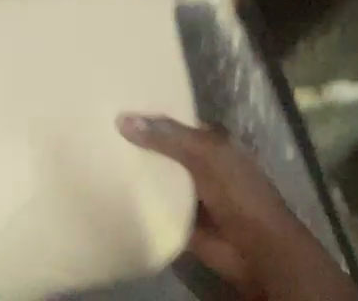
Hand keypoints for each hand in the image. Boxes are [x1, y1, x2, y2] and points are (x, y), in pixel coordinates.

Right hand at [120, 115, 357, 300]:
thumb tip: (122, 119)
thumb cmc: (239, 193)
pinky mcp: (182, 221)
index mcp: (213, 143)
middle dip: (140, 144)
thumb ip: (166, 136)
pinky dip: (139, 202)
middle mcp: (201, 165)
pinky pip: (155, 207)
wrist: (258, 252)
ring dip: (137, 173)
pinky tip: (109, 189)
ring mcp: (192, 195)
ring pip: (159, 178)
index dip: (152, 115)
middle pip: (165, 150)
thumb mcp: (205, 154)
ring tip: (99, 155)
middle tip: (102, 130)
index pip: (177, 122)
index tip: (118, 105)